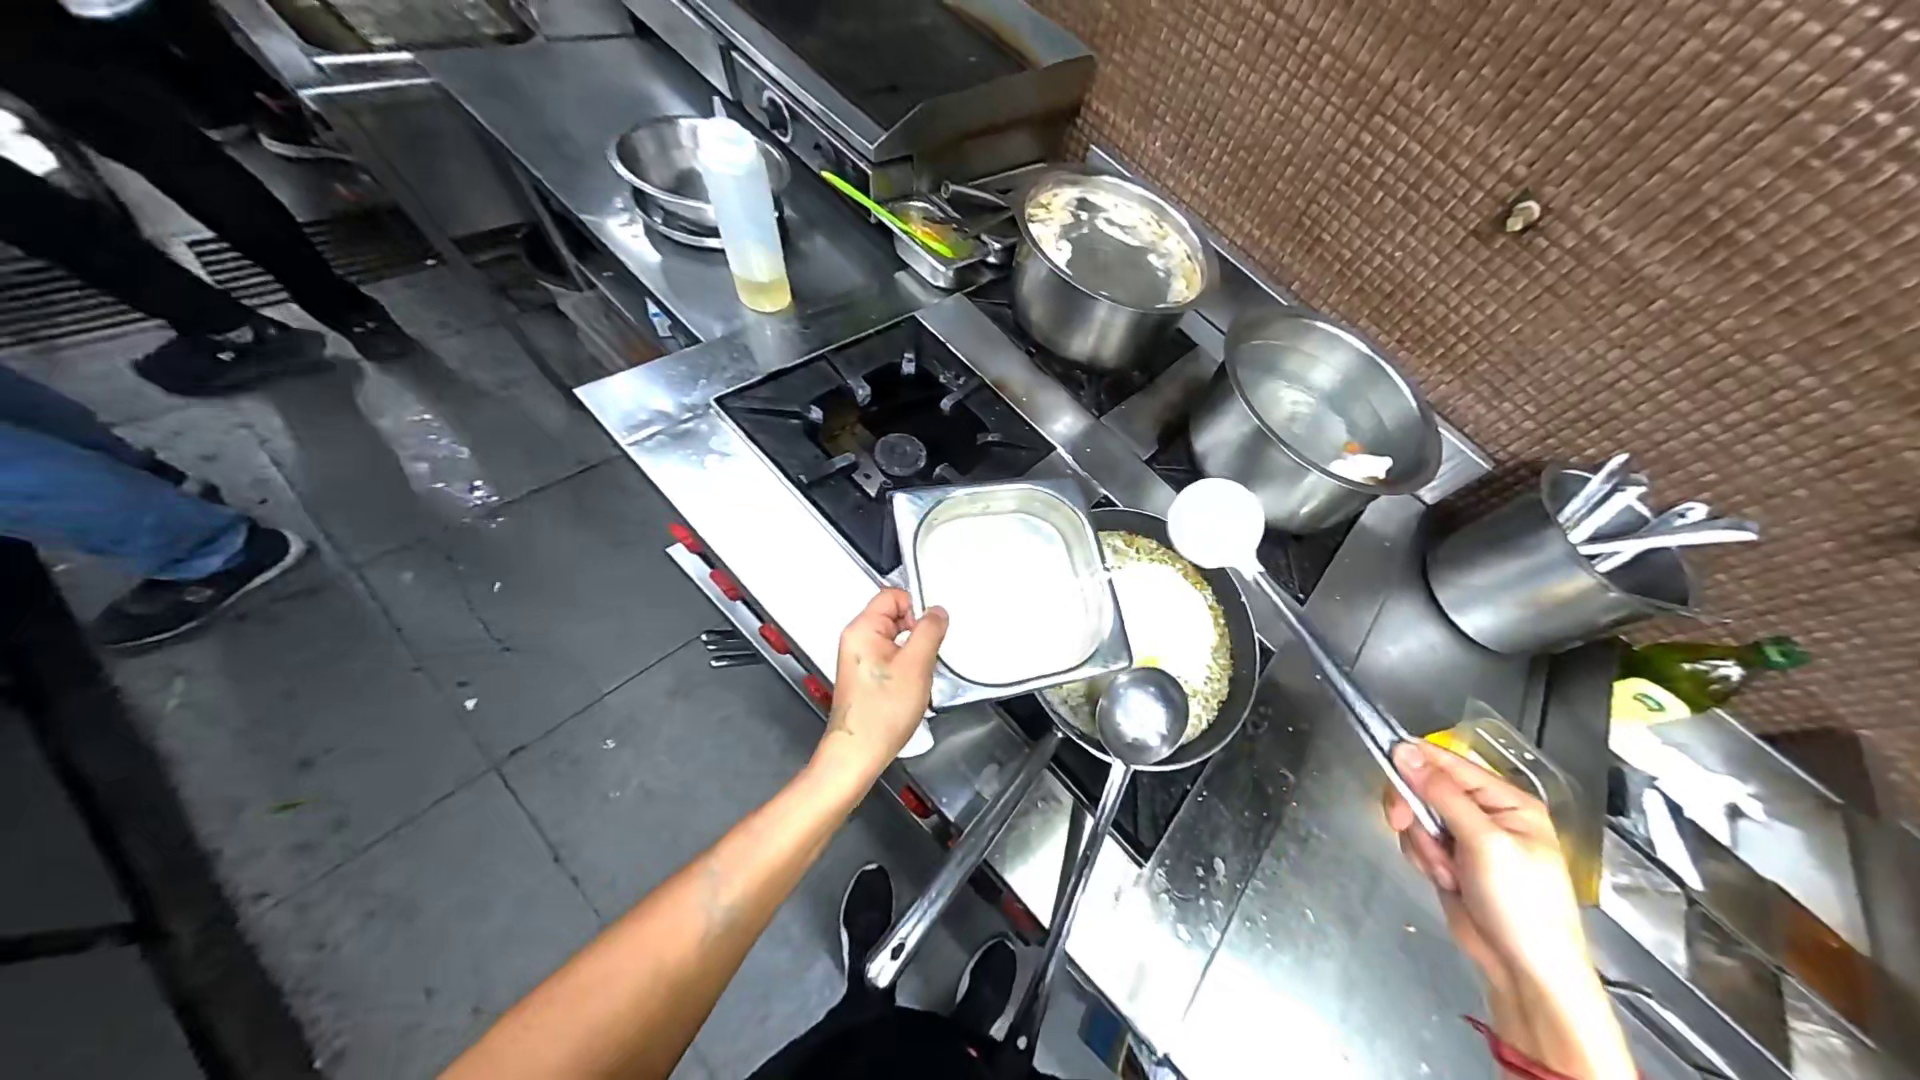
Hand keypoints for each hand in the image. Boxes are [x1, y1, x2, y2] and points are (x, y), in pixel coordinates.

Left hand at [810, 589, 947, 786]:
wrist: (859, 751)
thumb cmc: (879, 714)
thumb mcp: (916, 665)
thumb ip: (929, 631)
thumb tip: (937, 612)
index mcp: (862, 629)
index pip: (893, 595)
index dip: (916, 607)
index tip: (930, 628)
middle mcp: (857, 639)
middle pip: (896, 616)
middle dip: (917, 633)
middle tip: (925, 656)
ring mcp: (860, 658)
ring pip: (896, 638)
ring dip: (913, 653)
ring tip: (916, 675)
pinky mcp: (866, 674)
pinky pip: (892, 657)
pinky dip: (906, 667)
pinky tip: (910, 686)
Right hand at [1386, 741, 1634, 1079]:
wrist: (1524, 968)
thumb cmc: (1522, 904)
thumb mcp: (1484, 841)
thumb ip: (1441, 793)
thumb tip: (1405, 750)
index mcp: (1506, 801)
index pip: (1448, 762)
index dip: (1416, 761)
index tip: (1388, 765)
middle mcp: (1484, 813)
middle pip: (1424, 786)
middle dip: (1414, 810)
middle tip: (1404, 824)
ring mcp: (1465, 836)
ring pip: (1415, 815)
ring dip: (1420, 842)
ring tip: (1445, 870)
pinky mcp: (1448, 857)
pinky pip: (1416, 839)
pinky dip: (1421, 857)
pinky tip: (1443, 878)